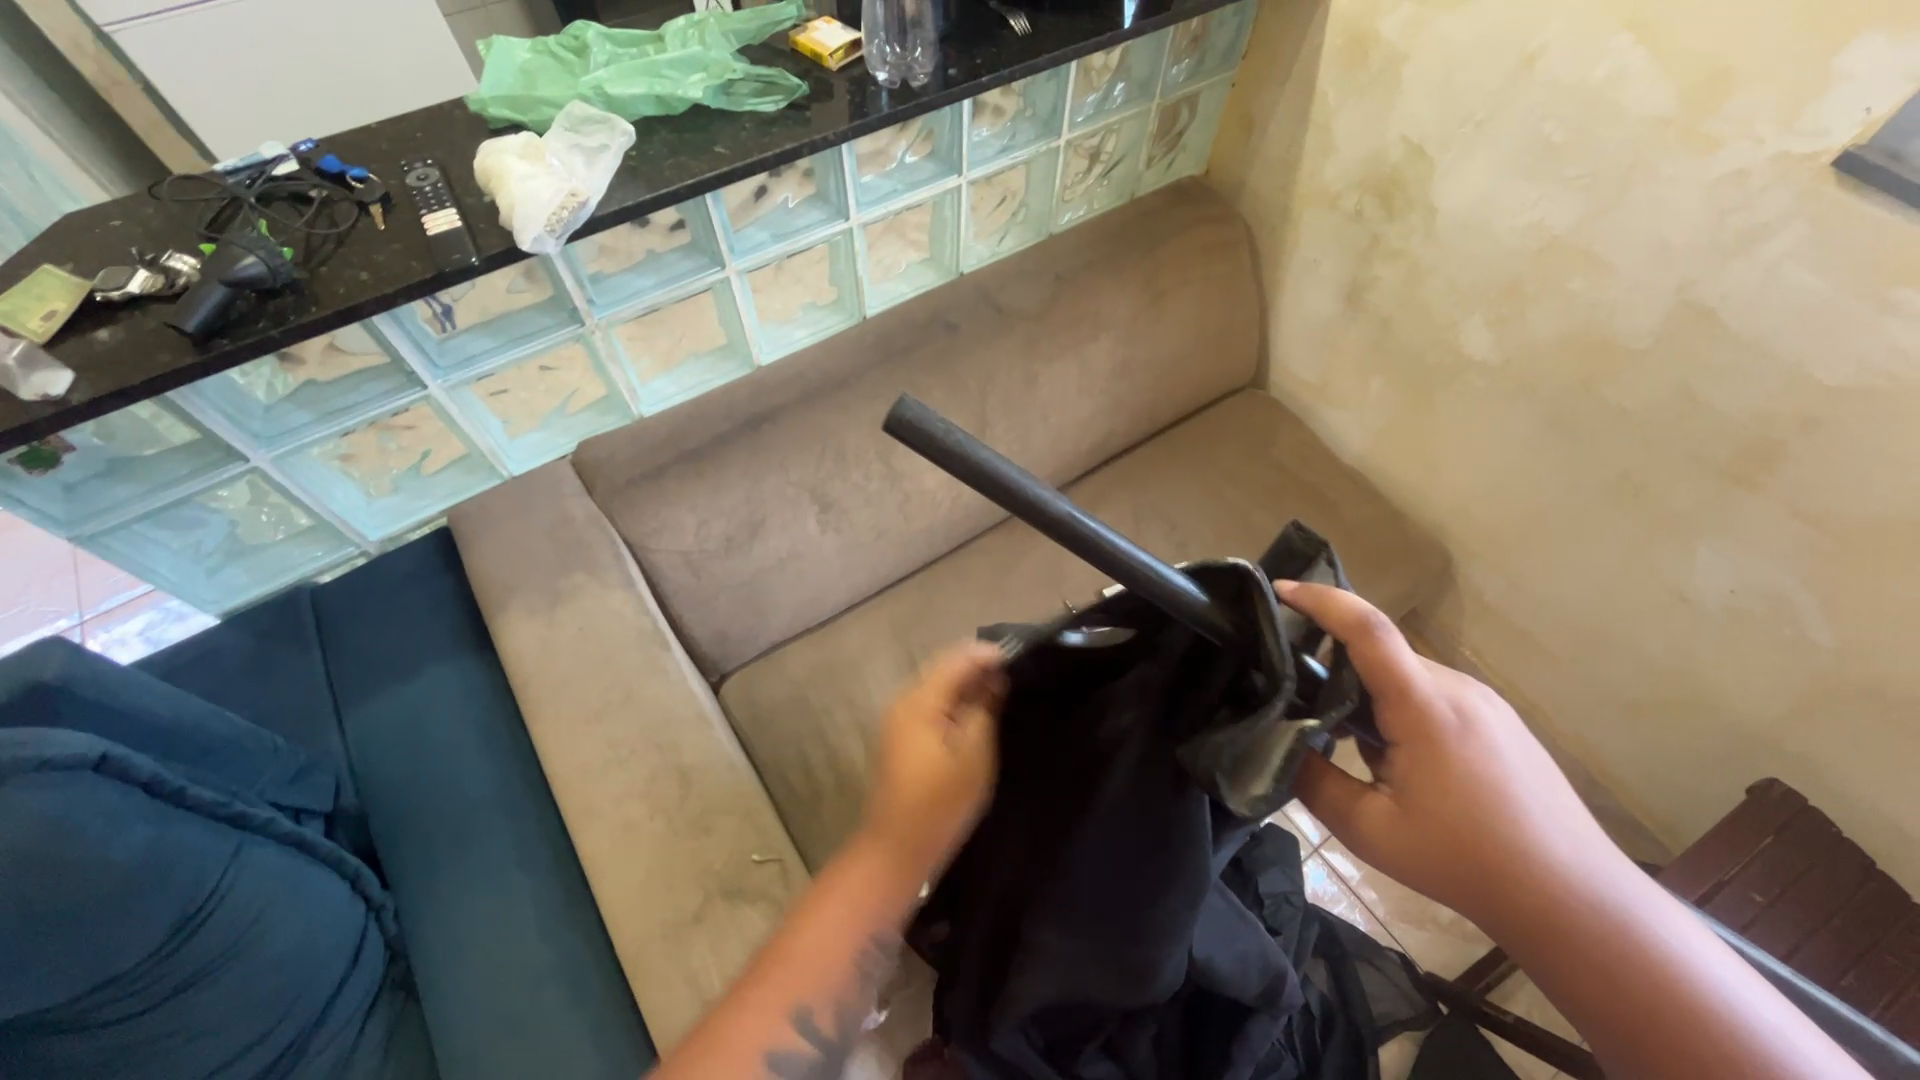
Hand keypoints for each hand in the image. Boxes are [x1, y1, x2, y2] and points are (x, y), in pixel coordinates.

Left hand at [860, 642, 1006, 878]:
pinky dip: (954, 702)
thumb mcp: (974, 754)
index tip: (1020, 658)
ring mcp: (898, 718)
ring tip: (1001, 691)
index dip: (988, 654)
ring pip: (937, 685)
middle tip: (1014, 674)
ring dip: (966, 684)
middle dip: (977, 666)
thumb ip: (984, 708)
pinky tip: (976, 712)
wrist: (898, 846)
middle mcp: (904, 701)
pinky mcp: (901, 735)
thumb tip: (993, 678)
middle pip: (943, 668)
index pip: (956, 659)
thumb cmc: (941, 802)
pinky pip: (931, 704)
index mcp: (920, 701)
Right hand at [1277, 582, 1628, 928]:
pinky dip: (1399, 708)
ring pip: (1406, 675)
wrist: (1571, 896)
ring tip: (1351, 747)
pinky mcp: (1500, 720)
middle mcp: (1458, 689)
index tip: (1279, 591)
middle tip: (1298, 704)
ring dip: (1368, 693)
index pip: (1367, 629)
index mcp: (1425, 707)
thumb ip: (1312, 778)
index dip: (1321, 601)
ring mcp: (1486, 703)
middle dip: (1334, 666)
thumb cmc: (1463, 861)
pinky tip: (1397, 762)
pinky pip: (1433, 693)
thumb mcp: (1367, 828)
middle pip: (1381, 652)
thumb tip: (1278, 740)